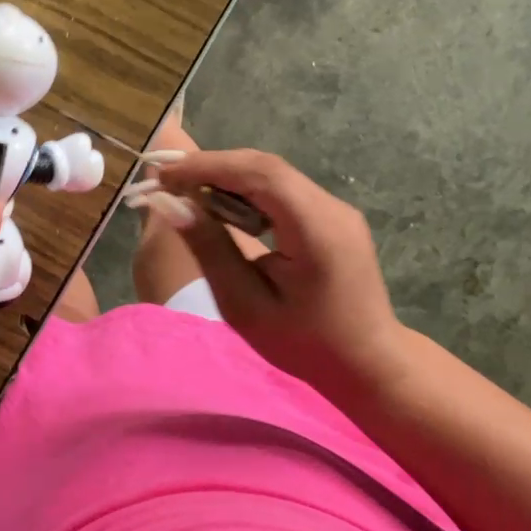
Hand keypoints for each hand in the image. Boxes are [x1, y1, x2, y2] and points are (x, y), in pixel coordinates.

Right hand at [156, 150, 410, 396]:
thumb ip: (208, 247)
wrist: (367, 364)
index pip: (259, 173)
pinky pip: (280, 189)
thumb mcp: (243, 304)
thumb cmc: (303, 344)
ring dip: (225, 177)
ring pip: (271, 174)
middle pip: (265, 167)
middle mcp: (331, 208)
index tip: (163, 177)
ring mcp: (334, 209)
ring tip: (185, 195)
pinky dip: (243, 190)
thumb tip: (168, 203)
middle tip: (166, 183)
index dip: (207, 166)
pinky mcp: (330, 216)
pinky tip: (219, 208)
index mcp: (316, 230)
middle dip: (211, 167)